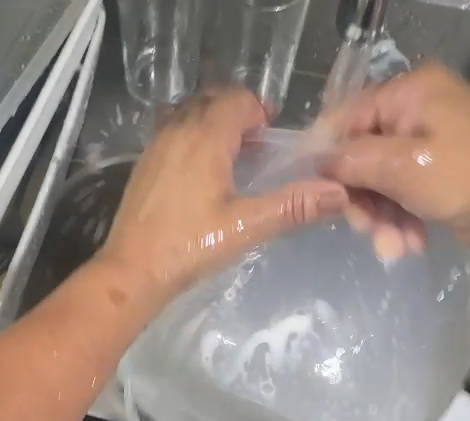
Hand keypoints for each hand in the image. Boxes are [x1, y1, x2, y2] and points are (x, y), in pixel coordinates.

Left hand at [96, 88, 346, 305]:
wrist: (131, 271)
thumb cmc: (189, 246)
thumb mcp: (245, 227)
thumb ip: (291, 206)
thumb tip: (338, 193)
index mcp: (207, 136)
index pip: (240, 100)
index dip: (261, 114)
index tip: (272, 143)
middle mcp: (179, 129)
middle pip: (215, 102)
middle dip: (239, 118)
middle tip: (256, 153)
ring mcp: (156, 146)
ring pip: (191, 117)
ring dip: (214, 129)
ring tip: (231, 166)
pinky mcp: (143, 166)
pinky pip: (173, 136)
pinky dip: (192, 144)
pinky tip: (200, 183)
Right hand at [317, 64, 469, 256]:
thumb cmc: (462, 177)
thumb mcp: (399, 166)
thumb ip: (352, 160)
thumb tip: (316, 160)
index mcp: (412, 91)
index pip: (349, 116)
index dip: (330, 155)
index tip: (321, 193)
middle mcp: (420, 109)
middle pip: (364, 155)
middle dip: (363, 199)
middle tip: (365, 230)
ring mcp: (431, 142)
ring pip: (382, 182)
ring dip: (381, 219)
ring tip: (393, 248)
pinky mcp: (439, 173)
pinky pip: (402, 194)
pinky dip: (400, 220)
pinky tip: (409, 243)